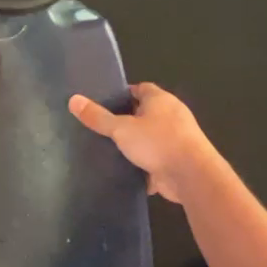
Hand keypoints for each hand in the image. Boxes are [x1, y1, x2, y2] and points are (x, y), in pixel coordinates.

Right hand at [68, 83, 219, 202]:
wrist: (193, 177)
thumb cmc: (158, 143)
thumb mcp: (121, 129)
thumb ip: (98, 117)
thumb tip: (73, 99)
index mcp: (160, 100)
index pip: (139, 89)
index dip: (122, 95)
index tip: (104, 104)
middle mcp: (172, 115)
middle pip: (145, 113)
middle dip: (126, 121)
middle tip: (102, 128)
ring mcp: (178, 139)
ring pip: (151, 138)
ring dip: (136, 144)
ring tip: (111, 150)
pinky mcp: (178, 160)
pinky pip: (157, 159)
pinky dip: (145, 165)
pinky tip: (127, 171)